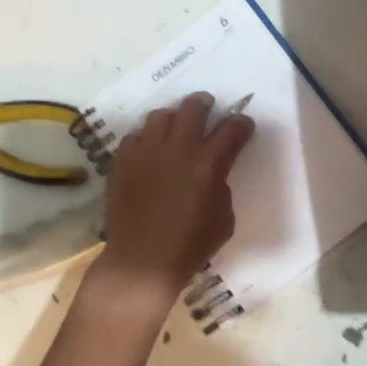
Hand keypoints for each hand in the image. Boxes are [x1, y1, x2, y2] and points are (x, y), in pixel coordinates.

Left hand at [96, 92, 254, 302]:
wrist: (142, 261)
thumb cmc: (190, 245)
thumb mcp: (224, 218)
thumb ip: (222, 187)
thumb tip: (213, 174)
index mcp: (209, 163)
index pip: (233, 128)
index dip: (242, 124)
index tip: (243, 127)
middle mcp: (179, 148)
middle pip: (194, 106)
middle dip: (205, 104)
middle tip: (207, 109)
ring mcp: (147, 151)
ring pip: (161, 115)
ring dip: (173, 118)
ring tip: (175, 130)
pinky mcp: (123, 161)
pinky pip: (135, 135)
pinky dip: (146, 139)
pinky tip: (149, 152)